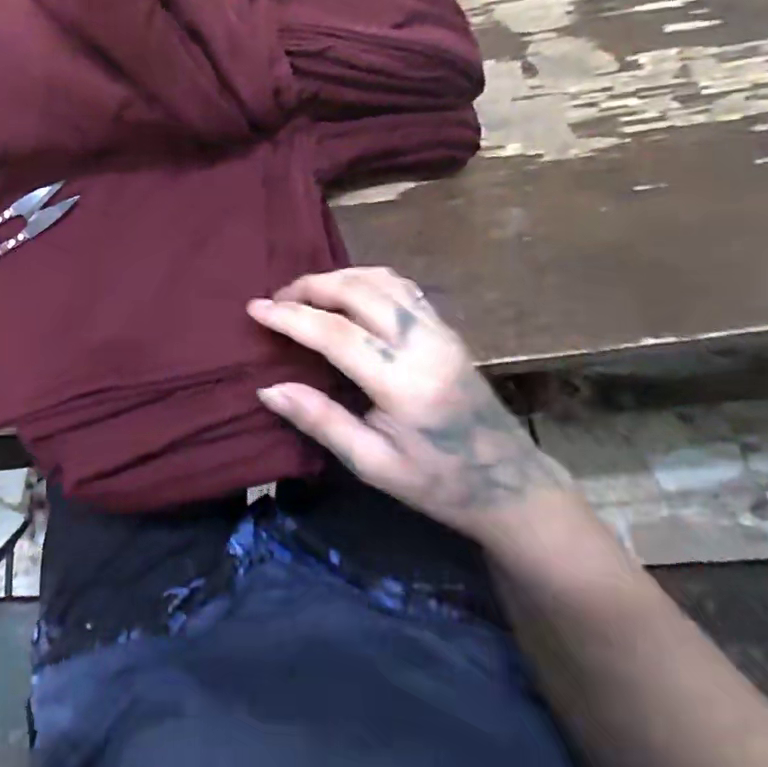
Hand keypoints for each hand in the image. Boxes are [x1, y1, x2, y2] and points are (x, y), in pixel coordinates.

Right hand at [247, 268, 575, 548]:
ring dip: (336, 278)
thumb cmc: (439, 483)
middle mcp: (425, 345)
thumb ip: (320, 420)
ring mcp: (441, 332)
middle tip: (275, 300)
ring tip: (303, 295)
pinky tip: (345, 293)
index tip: (254, 308)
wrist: (514, 487)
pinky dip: (363, 280)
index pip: (335, 333)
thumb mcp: (372, 464)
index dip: (289, 316)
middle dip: (309, 287)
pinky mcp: (447, 330)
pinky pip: (400, 287)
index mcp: (404, 383)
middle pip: (358, 291)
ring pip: (380, 280)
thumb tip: (267, 389)